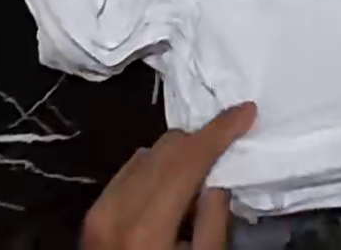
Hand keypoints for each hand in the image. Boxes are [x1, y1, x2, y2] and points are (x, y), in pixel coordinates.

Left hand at [81, 102, 255, 249]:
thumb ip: (214, 220)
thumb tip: (219, 174)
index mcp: (147, 229)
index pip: (189, 158)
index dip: (221, 129)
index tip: (248, 110)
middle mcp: (117, 211)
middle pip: (169, 147)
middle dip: (202, 141)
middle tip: (228, 149)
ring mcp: (99, 212)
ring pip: (150, 151)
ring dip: (179, 154)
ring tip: (198, 178)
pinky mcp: (92, 215)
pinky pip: (132, 168)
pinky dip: (156, 167)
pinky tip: (170, 189)